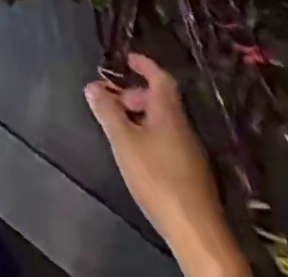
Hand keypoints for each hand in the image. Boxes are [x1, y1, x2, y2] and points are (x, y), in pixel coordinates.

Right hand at [86, 54, 247, 276]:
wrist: (195, 230)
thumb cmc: (156, 177)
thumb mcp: (123, 141)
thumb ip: (108, 111)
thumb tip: (93, 85)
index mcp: (169, 113)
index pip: (160, 78)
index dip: (144, 65)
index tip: (126, 58)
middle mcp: (183, 127)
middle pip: (161, 99)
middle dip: (135, 92)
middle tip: (111, 98)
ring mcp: (190, 150)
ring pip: (163, 120)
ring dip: (140, 113)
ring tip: (117, 124)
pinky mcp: (190, 170)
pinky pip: (167, 137)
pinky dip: (149, 131)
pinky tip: (135, 149)